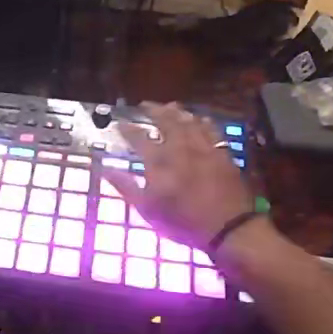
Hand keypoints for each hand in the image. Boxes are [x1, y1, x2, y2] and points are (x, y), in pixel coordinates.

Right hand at [108, 103, 254, 247]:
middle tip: (145, 105)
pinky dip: (203, 122)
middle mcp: (181, 149)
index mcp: (159, 163)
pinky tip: (200, 119)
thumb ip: (125, 186)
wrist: (228, 229)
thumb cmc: (182, 222)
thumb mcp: (146, 209)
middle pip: (167, 121)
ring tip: (170, 106)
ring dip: (178, 112)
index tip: (119, 124)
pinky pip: (212, 130)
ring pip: (190, 122)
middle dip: (155, 111)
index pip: (139, 138)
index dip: (128, 130)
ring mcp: (204, 149)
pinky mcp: (222, 155)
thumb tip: (105, 169)